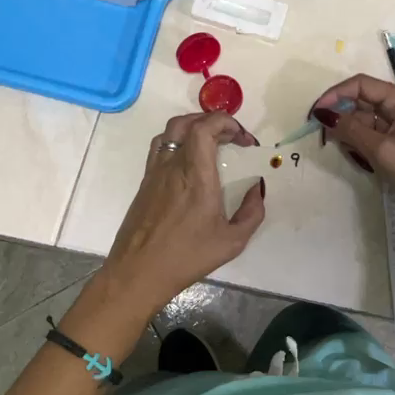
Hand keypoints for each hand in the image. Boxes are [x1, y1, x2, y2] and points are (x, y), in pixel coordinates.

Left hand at [99, 111, 266, 313]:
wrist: (138, 273)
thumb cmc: (186, 257)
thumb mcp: (232, 241)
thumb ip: (251, 212)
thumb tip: (256, 189)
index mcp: (195, 175)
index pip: (204, 128)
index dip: (227, 123)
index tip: (244, 141)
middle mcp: (172, 166)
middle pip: (186, 122)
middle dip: (213, 121)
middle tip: (232, 139)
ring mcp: (155, 172)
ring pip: (170, 132)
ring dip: (194, 128)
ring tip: (212, 144)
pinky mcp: (145, 183)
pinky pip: (161, 148)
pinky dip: (179, 143)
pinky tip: (191, 163)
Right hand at [311, 75, 394, 215]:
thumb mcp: (381, 150)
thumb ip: (350, 130)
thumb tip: (322, 113)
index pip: (361, 84)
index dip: (336, 95)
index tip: (316, 113)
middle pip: (361, 100)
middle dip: (341, 114)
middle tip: (323, 134)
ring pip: (364, 118)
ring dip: (349, 130)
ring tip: (342, 148)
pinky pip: (372, 132)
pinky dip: (359, 140)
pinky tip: (356, 154)